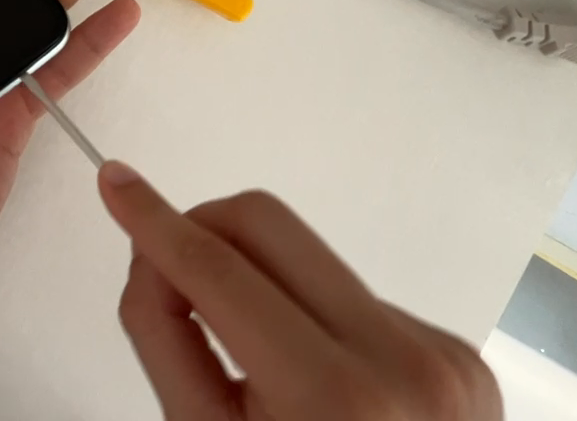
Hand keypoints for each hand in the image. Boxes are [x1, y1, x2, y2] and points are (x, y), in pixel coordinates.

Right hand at [98, 163, 502, 419]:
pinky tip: (319, 383)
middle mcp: (402, 359)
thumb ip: (162, 333)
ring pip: (302, 252)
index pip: (216, 269)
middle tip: (173, 277)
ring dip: (253, 277)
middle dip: (201, 229)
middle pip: (264, 222)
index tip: (113, 178)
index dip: (153, 219)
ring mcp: (443, 354)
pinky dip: (305, 313)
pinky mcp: (463, 354)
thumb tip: (148, 245)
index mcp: (334, 399)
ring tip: (255, 356)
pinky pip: (346, 289)